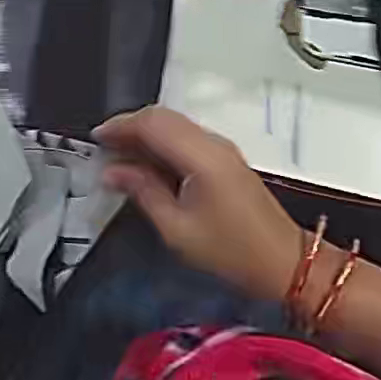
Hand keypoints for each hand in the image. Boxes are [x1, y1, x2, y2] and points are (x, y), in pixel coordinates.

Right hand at [95, 106, 303, 300]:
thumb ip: (143, 192)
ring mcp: (220, 147)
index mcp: (201, 157)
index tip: (95, 139)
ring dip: (144, 132)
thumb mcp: (177, 229)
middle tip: (104, 147)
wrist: (284, 263)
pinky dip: (160, 140)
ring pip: (173, 123)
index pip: (152, 124)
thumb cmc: (230, 251)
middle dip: (129, 126)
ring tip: (119, 154)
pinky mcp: (223, 156)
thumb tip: (112, 171)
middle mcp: (212, 142)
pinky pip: (184, 135)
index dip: (120, 126)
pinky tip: (146, 161)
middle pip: (162, 116)